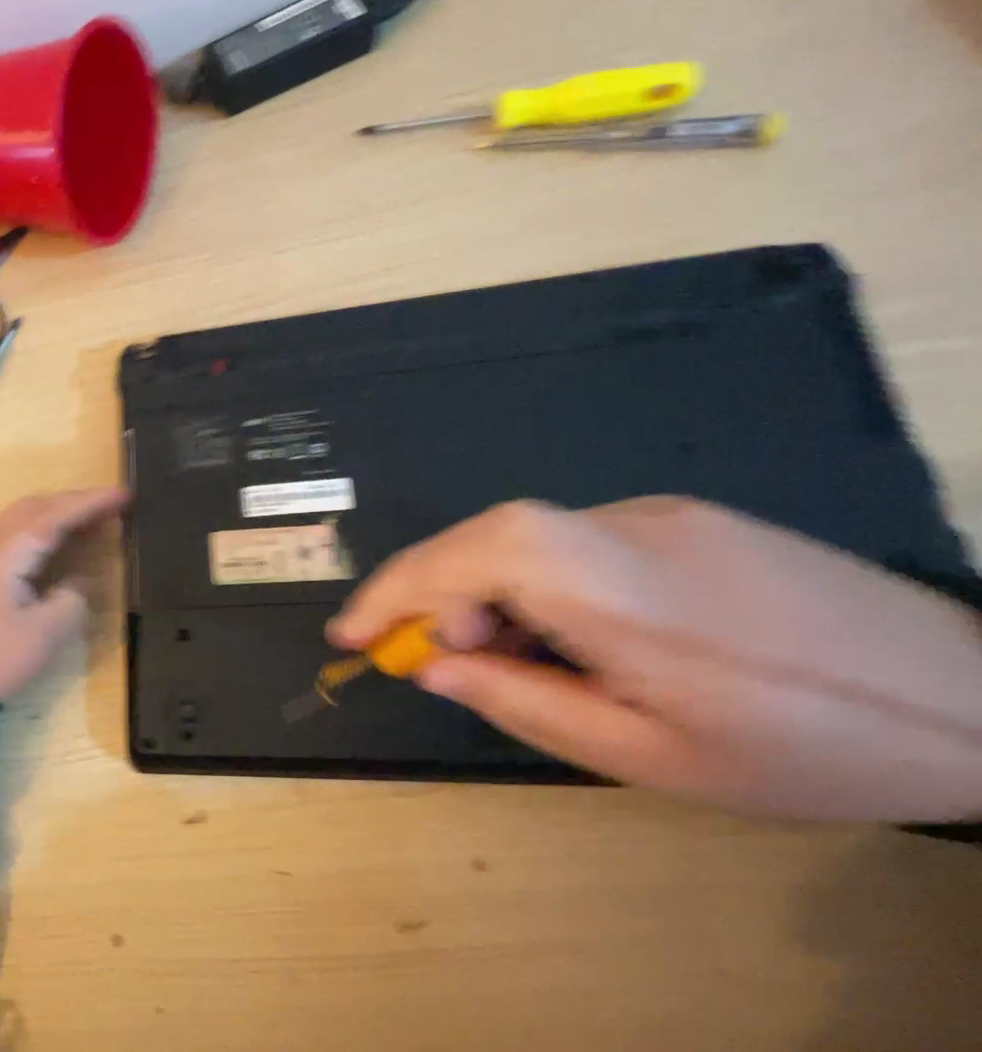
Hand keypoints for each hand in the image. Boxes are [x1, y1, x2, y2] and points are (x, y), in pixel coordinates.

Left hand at [0, 488, 127, 701]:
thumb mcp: (46, 634)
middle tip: (112, 507)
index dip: (91, 503)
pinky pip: (10, 532)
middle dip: (75, 502)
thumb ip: (72, 598)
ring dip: (56, 512)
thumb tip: (79, 580)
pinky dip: (39, 527)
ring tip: (91, 520)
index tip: (124, 495)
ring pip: (20, 517)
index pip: (55, 516)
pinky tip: (56, 541)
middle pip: (35, 507)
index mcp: (6, 553)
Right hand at [330, 497, 981, 822]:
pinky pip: (573, 543)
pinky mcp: (684, 520)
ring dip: (485, 592)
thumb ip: (524, 704)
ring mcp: (663, 516)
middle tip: (420, 659)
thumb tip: (432, 666)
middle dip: (432, 593)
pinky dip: (532, 585)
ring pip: (529, 540)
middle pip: (493, 537)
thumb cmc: (808, 750)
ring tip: (498, 659)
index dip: (404, 580)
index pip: (484, 548)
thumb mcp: (647, 758)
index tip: (355, 636)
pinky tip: (561, 636)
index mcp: (629, 594)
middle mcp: (636, 531)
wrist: (981, 700)